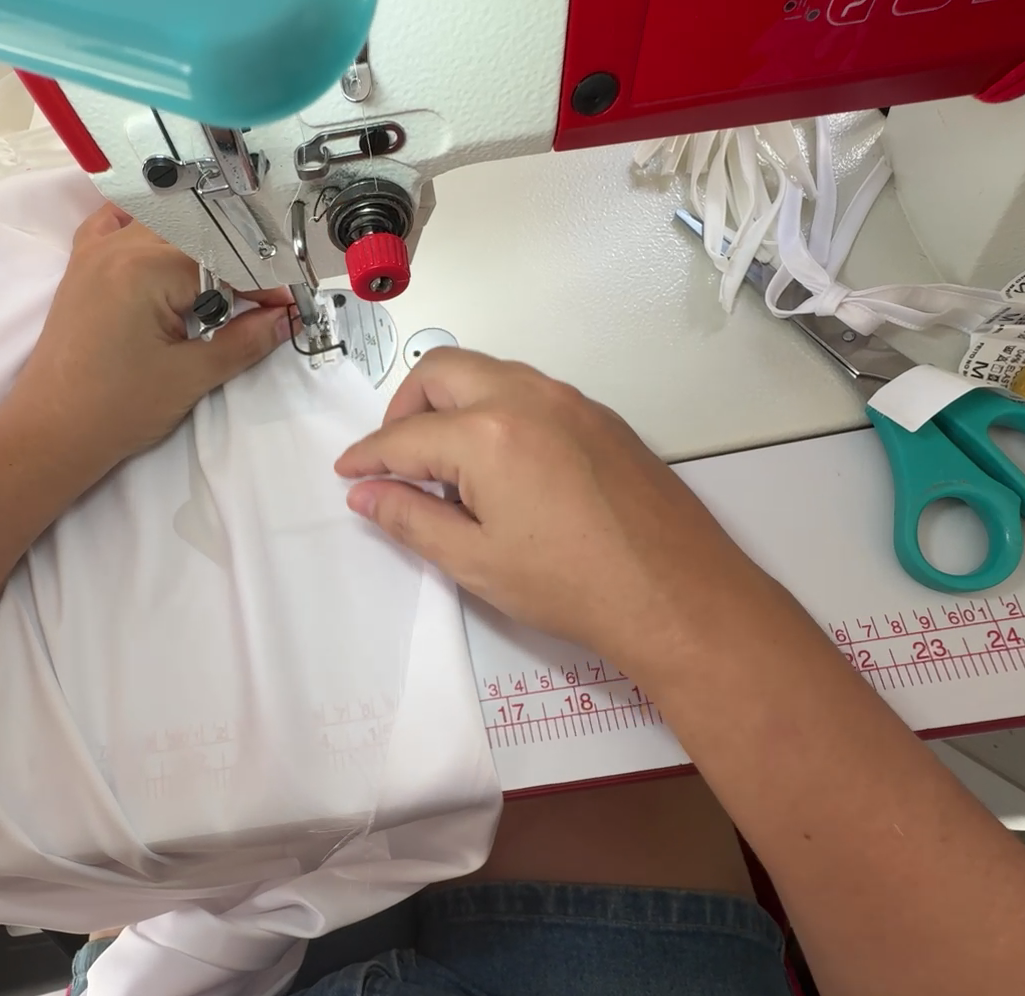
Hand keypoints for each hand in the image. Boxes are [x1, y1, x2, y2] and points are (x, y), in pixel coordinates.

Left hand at [1, 204, 292, 466]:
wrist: (52, 432)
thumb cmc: (116, 409)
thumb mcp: (190, 377)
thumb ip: (243, 342)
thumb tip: (284, 321)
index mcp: (145, 270)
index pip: (222, 260)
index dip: (263, 284)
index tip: (288, 308)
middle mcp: (118, 247)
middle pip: (196, 236)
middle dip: (238, 264)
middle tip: (266, 300)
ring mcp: (95, 253)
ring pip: (162, 225)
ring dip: (200, 246)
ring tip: (227, 281)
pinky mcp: (83, 268)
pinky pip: (118, 226)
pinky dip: (148, 229)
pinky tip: (166, 247)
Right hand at [335, 349, 774, 674]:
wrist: (677, 594)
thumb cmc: (567, 585)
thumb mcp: (474, 561)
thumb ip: (410, 519)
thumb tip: (364, 494)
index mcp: (487, 432)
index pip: (404, 436)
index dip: (367, 457)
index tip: (347, 473)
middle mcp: (527, 396)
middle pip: (441, 372)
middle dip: (403, 408)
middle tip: (394, 458)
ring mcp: (571, 400)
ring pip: (489, 374)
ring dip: (450, 404)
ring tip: (443, 461)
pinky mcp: (600, 416)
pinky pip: (528, 392)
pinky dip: (494, 411)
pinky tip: (500, 463)